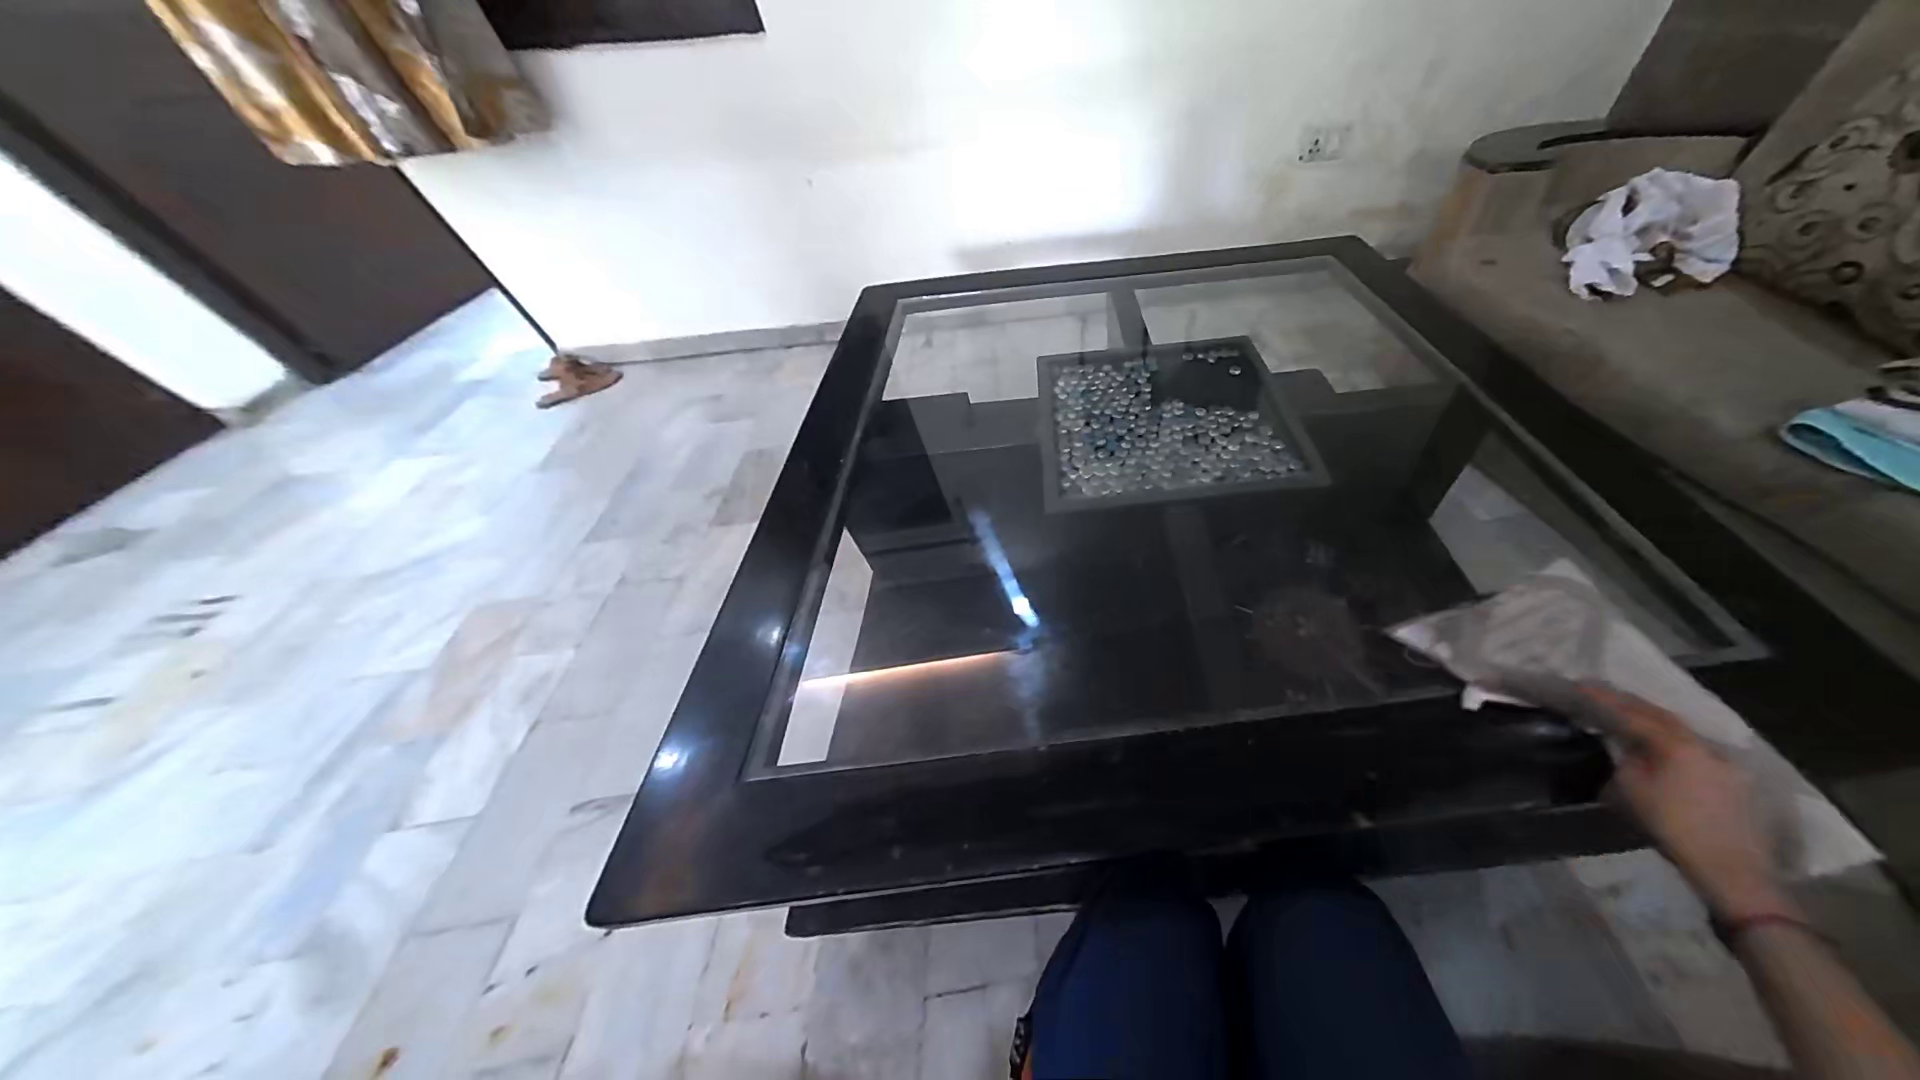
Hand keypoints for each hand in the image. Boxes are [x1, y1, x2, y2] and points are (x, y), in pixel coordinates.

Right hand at [1571, 684, 1795, 922]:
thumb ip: (1624, 756)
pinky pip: (1692, 745)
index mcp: (1675, 744)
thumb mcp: (1629, 787)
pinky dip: (1668, 736)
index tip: (1578, 685)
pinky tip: (1656, 741)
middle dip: (1628, 702)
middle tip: (1599, 693)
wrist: (1729, 867)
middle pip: (1660, 715)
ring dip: (1650, 718)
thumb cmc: (1669, 825)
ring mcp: (1723, 761)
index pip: (1631, 712)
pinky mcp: (1731, 778)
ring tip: (1625, 713)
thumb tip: (1619, 742)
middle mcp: (1703, 745)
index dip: (1602, 698)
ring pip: (1679, 728)